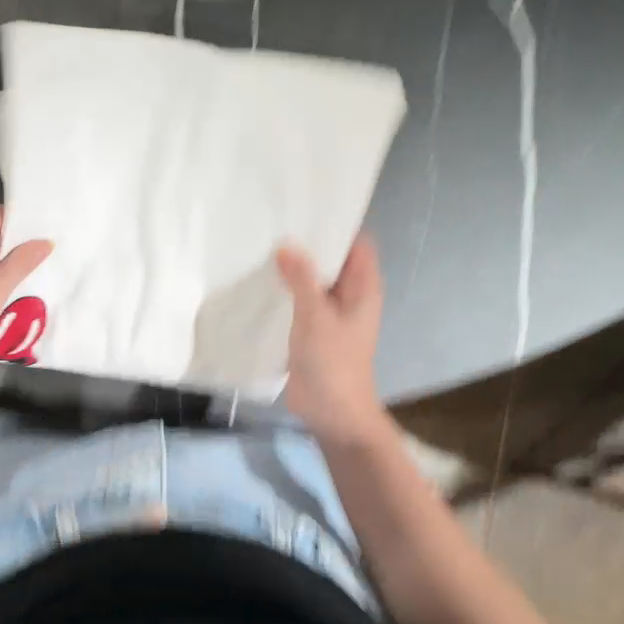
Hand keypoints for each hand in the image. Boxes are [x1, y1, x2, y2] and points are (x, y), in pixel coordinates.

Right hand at [277, 236, 392, 446]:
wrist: (332, 411)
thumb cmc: (333, 362)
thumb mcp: (316, 317)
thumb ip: (302, 280)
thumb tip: (286, 246)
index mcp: (363, 289)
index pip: (355, 244)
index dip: (336, 227)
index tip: (305, 211)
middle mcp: (348, 298)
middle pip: (331, 262)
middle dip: (307, 248)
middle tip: (274, 227)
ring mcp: (329, 317)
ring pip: (311, 285)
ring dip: (292, 274)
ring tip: (262, 253)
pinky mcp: (310, 334)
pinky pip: (298, 306)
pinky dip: (284, 297)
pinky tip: (260, 289)